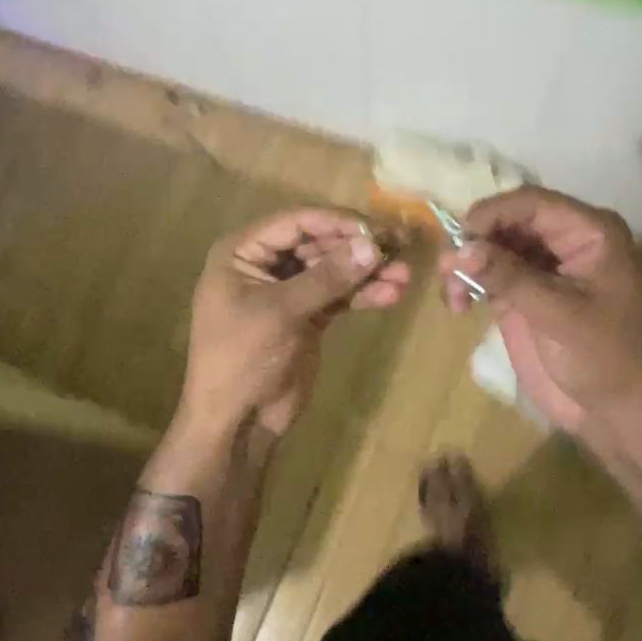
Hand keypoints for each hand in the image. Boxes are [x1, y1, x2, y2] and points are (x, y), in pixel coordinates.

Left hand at [183, 209, 409, 433]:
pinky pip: (338, 296)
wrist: (236, 419)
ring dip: (366, 271)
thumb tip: (373, 244)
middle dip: (357, 247)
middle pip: (317, 243)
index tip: (377, 229)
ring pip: (332, 270)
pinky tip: (391, 294)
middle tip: (400, 248)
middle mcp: (263, 264)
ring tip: (405, 275)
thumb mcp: (280, 312)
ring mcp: (286, 291)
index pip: (296, 222)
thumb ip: (327, 277)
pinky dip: (362, 294)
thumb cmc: (241, 357)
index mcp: (242, 251)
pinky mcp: (307, 317)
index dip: (337, 222)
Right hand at [438, 186, 641, 432]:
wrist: (618, 412)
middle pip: (507, 221)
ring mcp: (544, 269)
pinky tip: (457, 305)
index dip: (491, 213)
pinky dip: (469, 284)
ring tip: (450, 295)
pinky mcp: (526, 295)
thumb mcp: (558, 314)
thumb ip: (510, 277)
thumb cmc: (604, 358)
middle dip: (474, 241)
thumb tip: (460, 249)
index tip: (457, 238)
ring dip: (466, 265)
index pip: (531, 204)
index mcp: (589, 233)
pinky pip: (490, 275)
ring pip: (493, 247)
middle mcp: (566, 242)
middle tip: (446, 270)